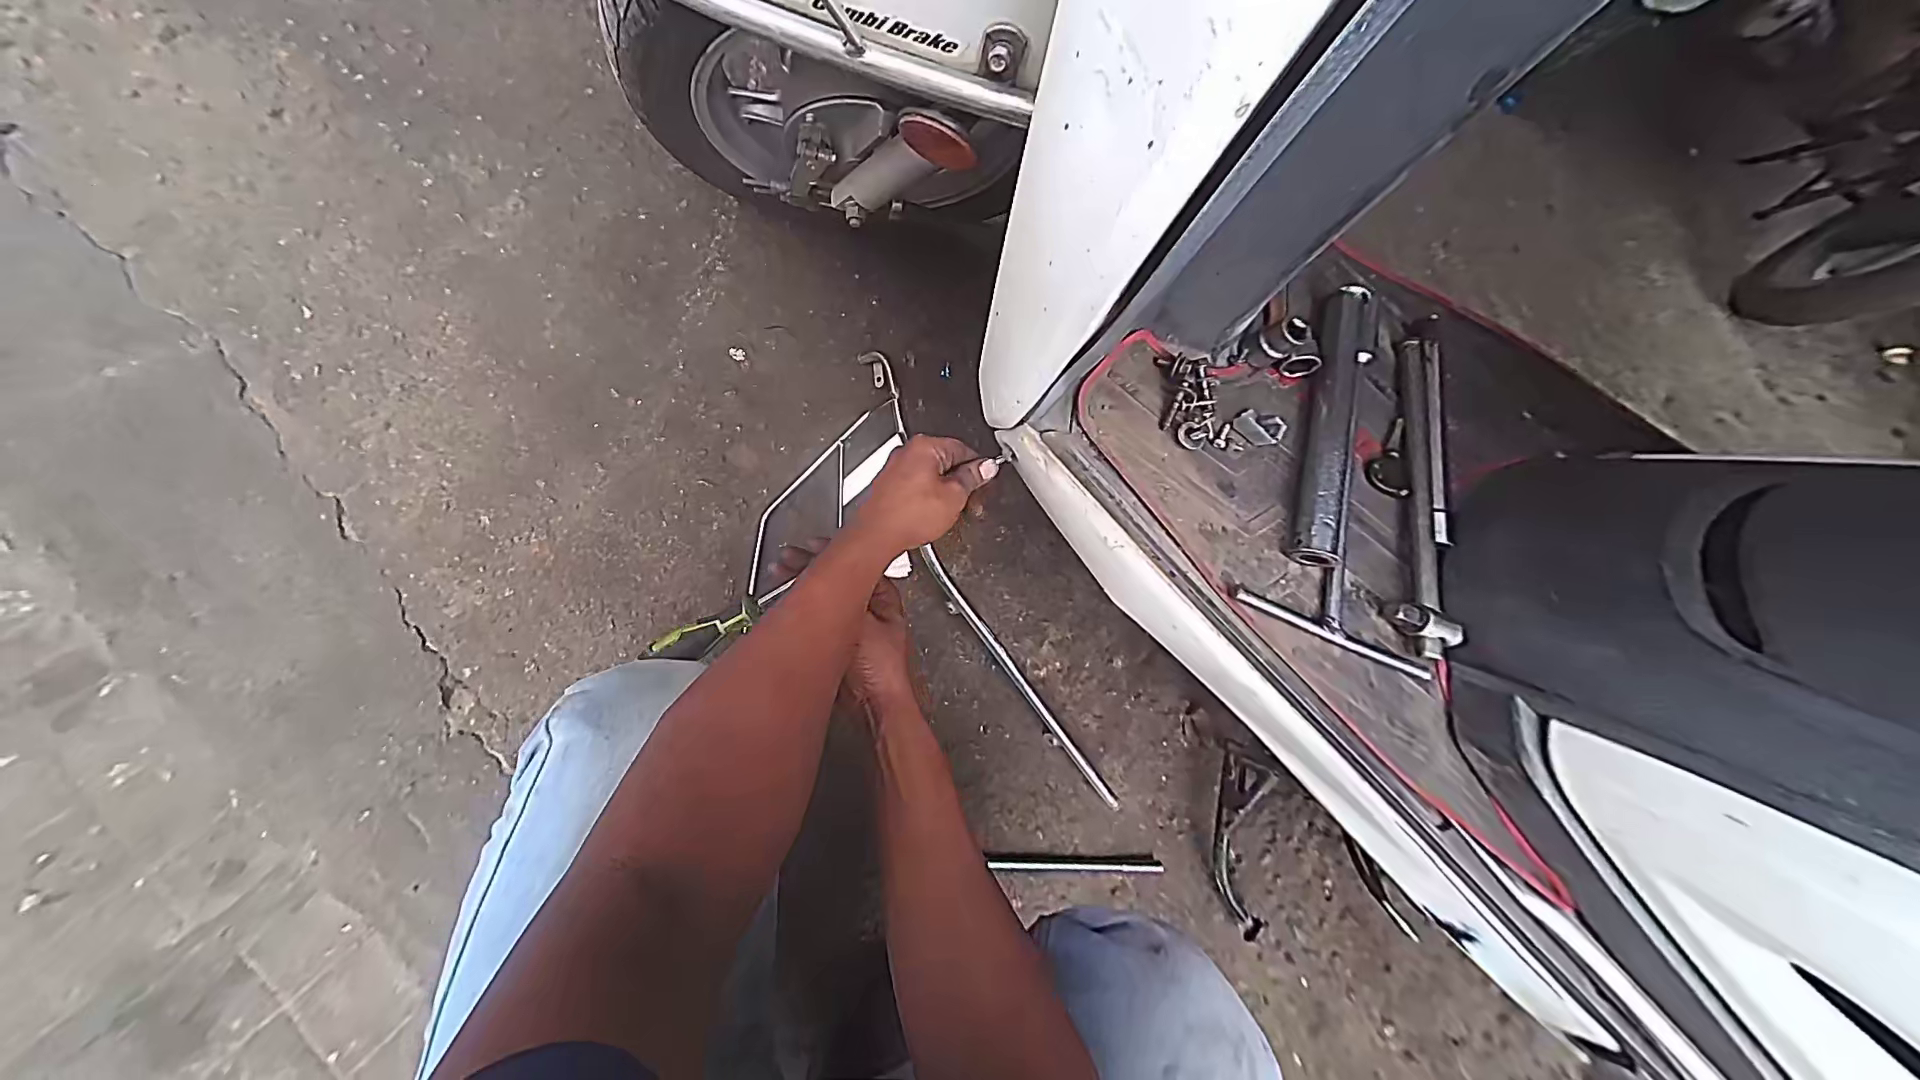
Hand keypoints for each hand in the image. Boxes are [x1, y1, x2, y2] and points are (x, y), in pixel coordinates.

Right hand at [770, 542, 917, 717]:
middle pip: (837, 579)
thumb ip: (846, 595)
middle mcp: (868, 611)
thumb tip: (829, 572)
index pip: (854, 564)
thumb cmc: (881, 667)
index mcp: (882, 596)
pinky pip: (817, 620)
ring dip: (804, 588)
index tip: (808, 546)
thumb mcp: (862, 620)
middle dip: (811, 568)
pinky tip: (789, 607)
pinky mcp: (837, 646)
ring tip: (781, 578)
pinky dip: (802, 610)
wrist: (874, 704)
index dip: (830, 552)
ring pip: (825, 598)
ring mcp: (852, 628)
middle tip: (786, 561)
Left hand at [850, 435, 998, 555]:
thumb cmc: (907, 516)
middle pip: (945, 460)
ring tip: (946, 510)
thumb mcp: (953, 497)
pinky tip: (928, 513)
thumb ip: (971, 478)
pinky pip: (915, 485)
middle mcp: (907, 452)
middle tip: (968, 499)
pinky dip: (925, 497)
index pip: (962, 448)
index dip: (977, 466)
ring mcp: (895, 468)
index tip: (985, 477)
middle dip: (959, 480)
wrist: (876, 536)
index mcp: (925, 447)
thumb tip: (984, 468)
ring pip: (930, 474)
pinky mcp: (888, 485)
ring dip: (942, 490)